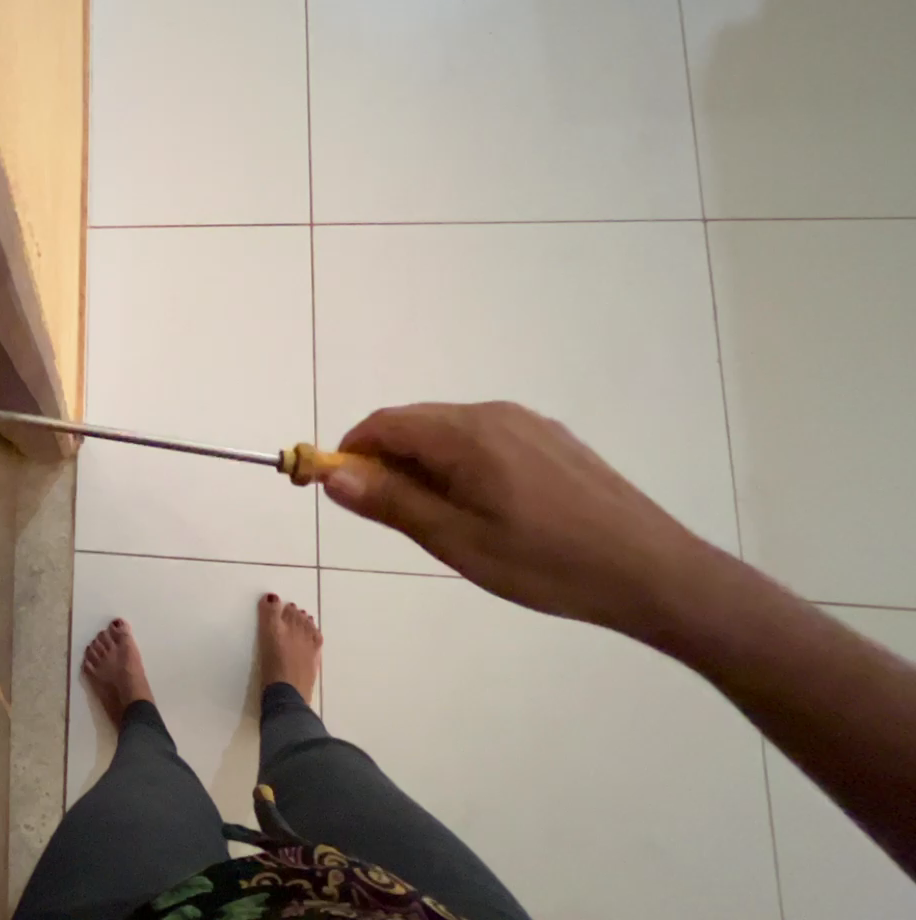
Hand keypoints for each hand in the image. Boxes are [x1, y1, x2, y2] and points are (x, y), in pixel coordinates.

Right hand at [324, 401, 724, 631]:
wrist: (660, 578)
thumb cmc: (546, 564)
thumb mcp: (455, 541)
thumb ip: (390, 502)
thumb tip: (331, 476)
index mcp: (466, 435)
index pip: (382, 425)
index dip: (349, 453)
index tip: (339, 490)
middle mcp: (493, 414)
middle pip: (412, 423)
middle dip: (384, 459)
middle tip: (387, 512)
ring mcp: (527, 423)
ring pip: (446, 430)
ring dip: (421, 462)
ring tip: (438, 515)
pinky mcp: (551, 439)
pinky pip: (482, 437)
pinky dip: (457, 461)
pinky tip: (482, 505)